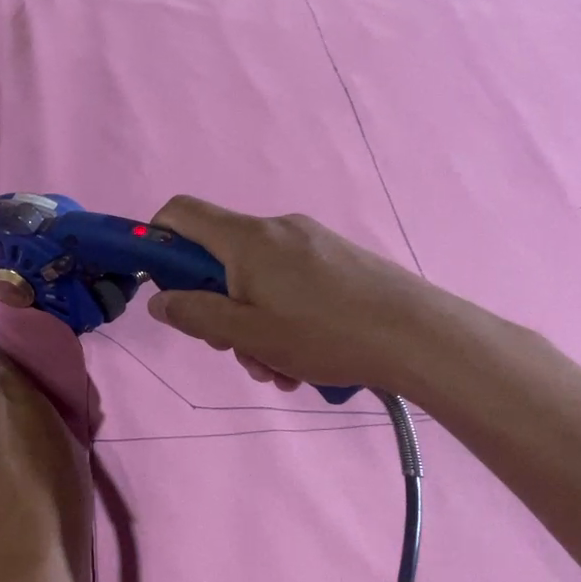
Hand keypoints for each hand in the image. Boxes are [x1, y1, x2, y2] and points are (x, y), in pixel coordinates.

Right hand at [146, 195, 461, 396]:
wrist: (424, 337)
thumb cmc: (325, 334)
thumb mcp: (246, 334)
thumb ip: (193, 315)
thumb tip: (159, 301)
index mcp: (246, 239)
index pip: (180, 213)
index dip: (156, 241)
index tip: (161, 284)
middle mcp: (276, 229)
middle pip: (218, 256)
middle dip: (214, 303)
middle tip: (231, 347)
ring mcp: (311, 242)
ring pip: (256, 279)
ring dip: (251, 323)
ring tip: (277, 368)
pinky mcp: (339, 260)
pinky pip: (290, 283)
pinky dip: (282, 317)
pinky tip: (303, 358)